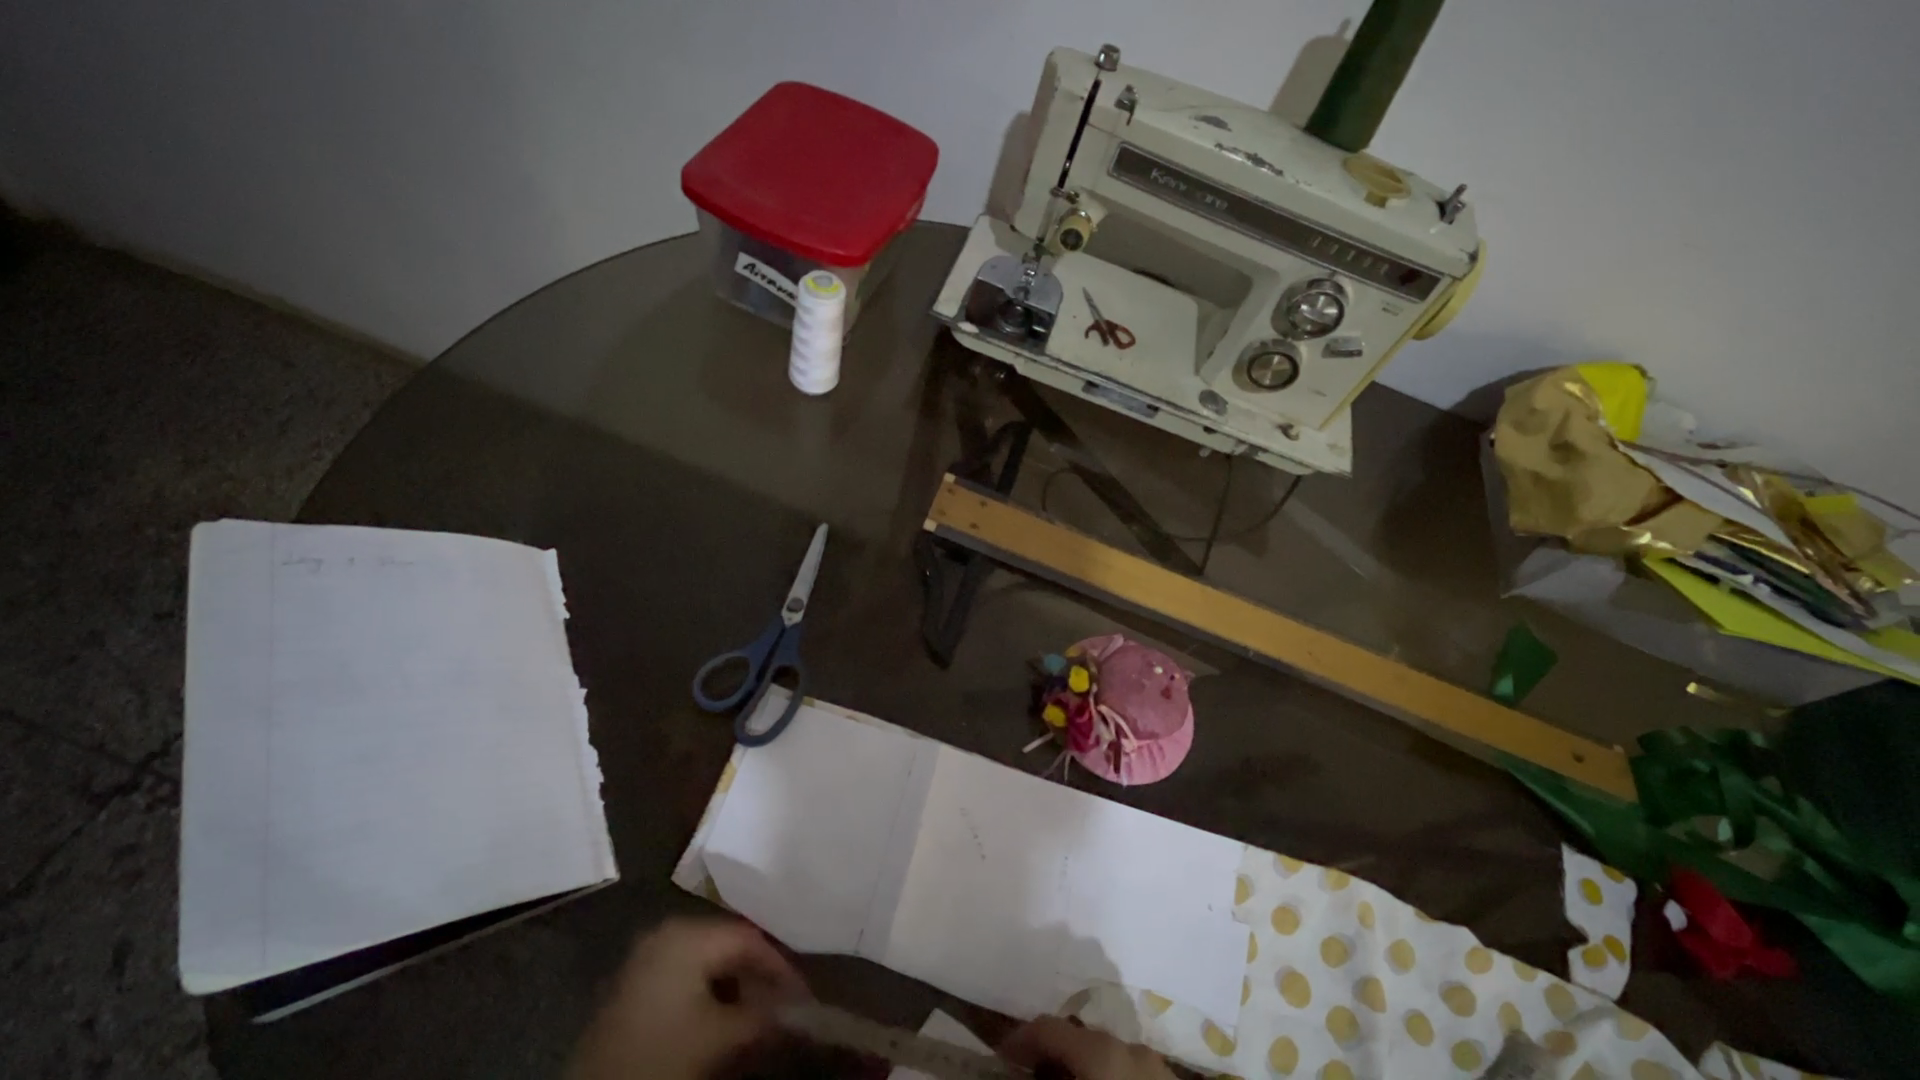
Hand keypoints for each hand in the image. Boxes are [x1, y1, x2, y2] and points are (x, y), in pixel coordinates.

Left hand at [569, 917, 806, 1079]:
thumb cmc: (663, 1056)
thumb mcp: (723, 1037)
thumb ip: (767, 1016)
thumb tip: (803, 1010)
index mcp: (687, 935)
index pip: (750, 938)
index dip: (781, 967)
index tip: (804, 998)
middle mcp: (665, 935)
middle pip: (727, 945)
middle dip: (758, 975)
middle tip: (783, 1005)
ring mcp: (643, 959)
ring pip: (706, 961)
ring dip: (734, 986)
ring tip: (754, 1017)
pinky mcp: (632, 986)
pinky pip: (683, 976)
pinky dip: (708, 993)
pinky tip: (720, 1021)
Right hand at [1000, 1016, 1176, 1079]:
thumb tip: (1014, 1075)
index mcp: (1102, 1053)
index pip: (1047, 1028)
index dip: (1018, 1042)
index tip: (1000, 1061)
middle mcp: (1132, 1050)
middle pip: (1080, 1041)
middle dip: (1052, 1058)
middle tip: (1031, 1078)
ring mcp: (1160, 1069)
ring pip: (1109, 1059)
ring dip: (1082, 1071)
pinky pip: (1132, 1076)